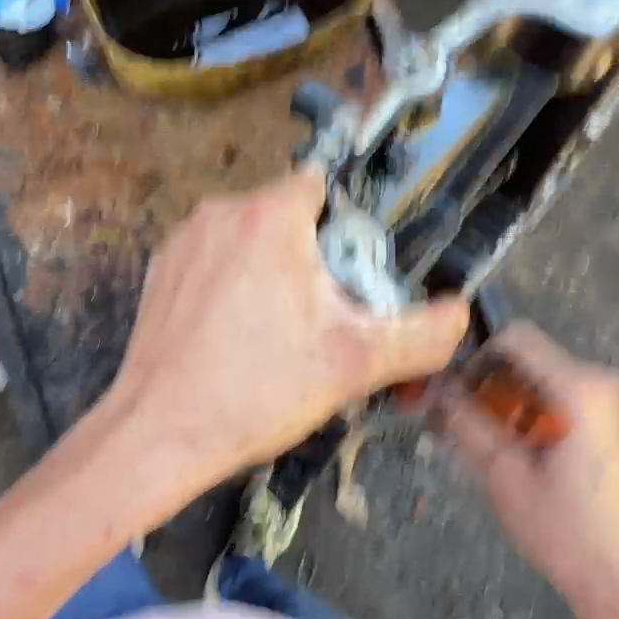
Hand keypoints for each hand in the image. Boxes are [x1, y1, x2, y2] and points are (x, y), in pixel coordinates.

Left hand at [105, 167, 468, 496]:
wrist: (159, 433)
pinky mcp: (158, 273)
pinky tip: (232, 340)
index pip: (322, 185)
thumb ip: (422, 334)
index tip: (349, 274)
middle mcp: (219, 212)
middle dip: (309, 256)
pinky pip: (211, 262)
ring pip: (246, 239)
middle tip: (317, 318)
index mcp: (268, 216)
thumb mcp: (355, 365)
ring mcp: (182, 241)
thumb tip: (460, 314)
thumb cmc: (255, 392)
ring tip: (273, 335)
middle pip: (285, 215)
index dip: (345, 226)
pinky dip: (228, 287)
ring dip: (268, 271)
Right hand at [436, 325, 618, 598]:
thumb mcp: (500, 470)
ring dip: (495, 403)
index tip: (453, 396)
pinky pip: (544, 396)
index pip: (513, 338)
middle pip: (520, 358)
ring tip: (470, 443)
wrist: (611, 571)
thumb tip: (435, 385)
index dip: (475, 360)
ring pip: (528, 378)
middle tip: (449, 425)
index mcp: (576, 386)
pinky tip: (501, 451)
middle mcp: (593, 380)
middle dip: (481, 386)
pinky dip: (516, 414)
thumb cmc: (558, 525)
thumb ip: (464, 419)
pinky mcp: (595, 417)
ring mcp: (598, 398)